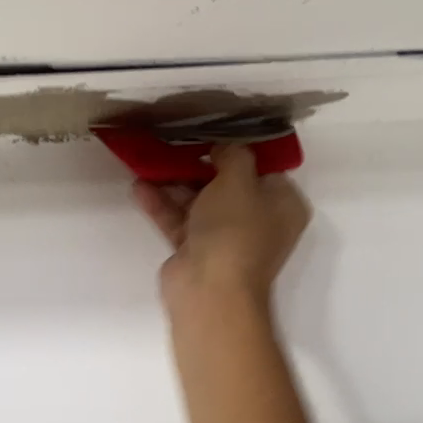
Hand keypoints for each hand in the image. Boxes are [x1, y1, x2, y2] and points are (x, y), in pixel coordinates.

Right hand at [132, 144, 311, 308]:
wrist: (209, 290)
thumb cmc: (234, 230)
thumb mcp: (239, 179)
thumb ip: (233, 154)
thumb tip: (223, 147)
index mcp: (282, 205)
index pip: (265, 169)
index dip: (240, 149)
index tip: (214, 132)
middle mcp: (258, 221)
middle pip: (228, 184)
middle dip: (200, 164)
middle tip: (175, 142)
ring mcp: (225, 238)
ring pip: (199, 202)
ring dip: (175, 182)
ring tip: (149, 160)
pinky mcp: (195, 250)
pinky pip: (178, 220)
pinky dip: (161, 204)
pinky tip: (139, 186)